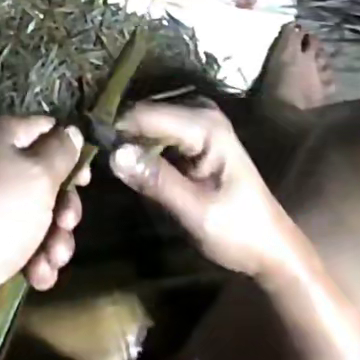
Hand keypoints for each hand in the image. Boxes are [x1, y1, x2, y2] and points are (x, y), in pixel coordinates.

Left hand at [0, 116, 88, 332]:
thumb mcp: (38, 174)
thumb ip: (61, 151)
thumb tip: (72, 130)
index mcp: (9, 139)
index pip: (49, 129)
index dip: (71, 151)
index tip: (85, 178)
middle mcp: (4, 166)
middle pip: (52, 179)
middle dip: (66, 208)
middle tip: (65, 223)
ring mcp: (0, 207)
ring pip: (46, 218)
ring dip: (56, 241)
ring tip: (50, 258)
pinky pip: (31, 248)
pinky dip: (39, 262)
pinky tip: (37, 276)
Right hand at [109, 103, 305, 280]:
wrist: (272, 249)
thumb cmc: (240, 234)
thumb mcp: (198, 213)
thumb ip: (157, 181)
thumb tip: (113, 153)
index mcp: (205, 124)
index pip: (145, 114)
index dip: (115, 129)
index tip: (87, 150)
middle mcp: (200, 110)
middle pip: (143, 112)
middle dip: (118, 133)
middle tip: (92, 161)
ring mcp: (197, 117)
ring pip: (144, 119)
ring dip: (125, 139)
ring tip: (105, 162)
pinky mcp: (191, 130)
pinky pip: (154, 129)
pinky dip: (138, 144)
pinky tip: (127, 163)